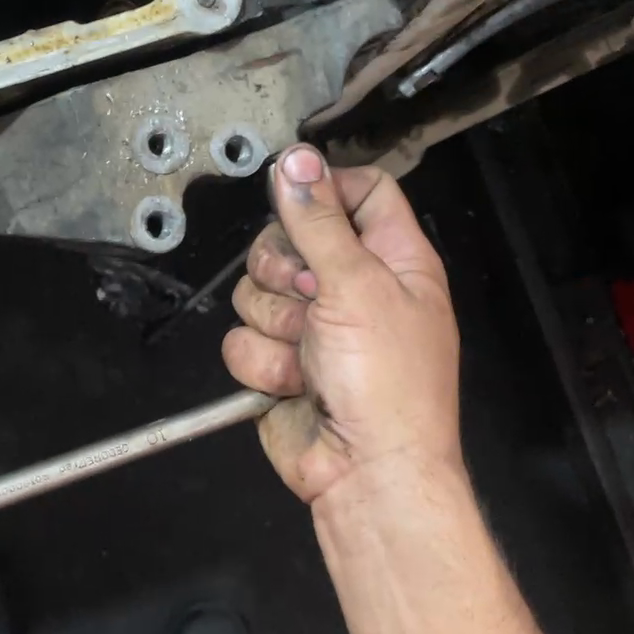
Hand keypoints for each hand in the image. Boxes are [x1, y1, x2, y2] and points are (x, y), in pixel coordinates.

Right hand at [222, 144, 460, 505]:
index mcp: (391, 257)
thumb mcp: (355, 285)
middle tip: (312, 297)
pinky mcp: (278, 360)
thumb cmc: (387, 384)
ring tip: (310, 354)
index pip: (358, 191)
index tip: (297, 202)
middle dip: (284, 271)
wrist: (364, 473)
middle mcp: (350, 285)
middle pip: (287, 238)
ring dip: (275, 326)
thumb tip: (296, 159)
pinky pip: (243, 338)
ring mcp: (312, 324)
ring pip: (254, 291)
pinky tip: (295, 383)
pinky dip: (262, 364)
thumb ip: (317, 219)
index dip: (323, 190)